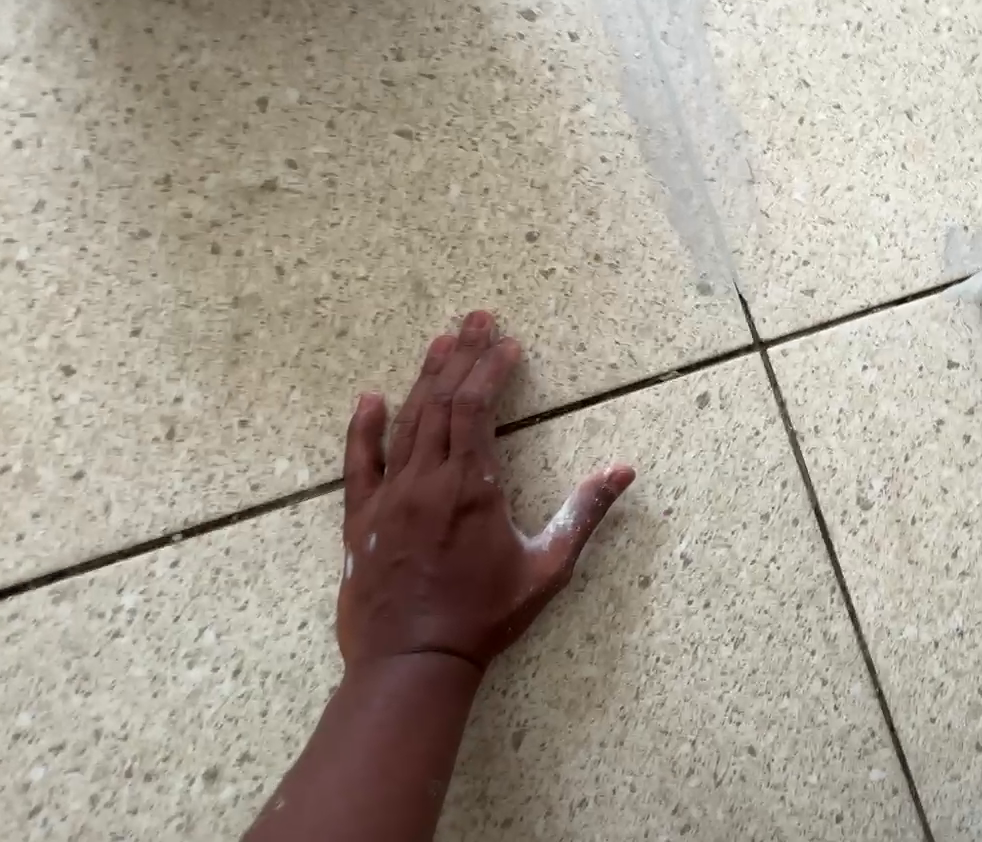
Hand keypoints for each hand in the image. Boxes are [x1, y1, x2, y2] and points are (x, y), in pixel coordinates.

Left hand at [336, 310, 634, 674]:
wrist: (412, 664)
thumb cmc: (487, 615)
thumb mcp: (550, 565)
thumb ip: (585, 512)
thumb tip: (624, 469)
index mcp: (472, 487)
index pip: (478, 409)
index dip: (492, 370)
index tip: (508, 344)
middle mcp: (426, 481)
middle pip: (441, 403)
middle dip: (462, 356)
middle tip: (476, 318)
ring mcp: (387, 499)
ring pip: (403, 423)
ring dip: (424, 378)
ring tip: (441, 340)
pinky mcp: (359, 521)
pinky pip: (357, 464)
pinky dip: (362, 428)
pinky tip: (368, 399)